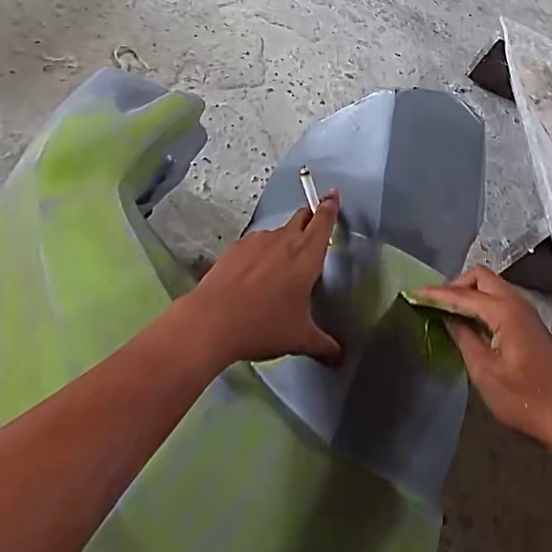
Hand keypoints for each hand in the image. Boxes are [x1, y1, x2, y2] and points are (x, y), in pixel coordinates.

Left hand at [176, 193, 342, 366]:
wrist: (213, 319)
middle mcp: (283, 240)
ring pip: (277, 233)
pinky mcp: (234, 249)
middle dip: (309, 218)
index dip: (330, 206)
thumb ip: (324, 345)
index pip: (323, 221)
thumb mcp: (300, 339)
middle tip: (314, 224)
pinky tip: (255, 275)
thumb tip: (339, 357)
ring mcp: (256, 242)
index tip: (332, 194)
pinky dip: (260, 254)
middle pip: (301, 218)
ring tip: (282, 264)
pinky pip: (255, 245)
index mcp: (306, 255)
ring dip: (284, 241)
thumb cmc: (264, 325)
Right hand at [410, 266, 551, 446]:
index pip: (462, 294)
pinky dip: (481, 303)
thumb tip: (448, 317)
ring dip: (469, 293)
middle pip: (480, 277)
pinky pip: (500, 300)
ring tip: (448, 311)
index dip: (436, 294)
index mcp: (505, 312)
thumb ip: (463, 338)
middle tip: (435, 303)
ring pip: (492, 287)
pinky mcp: (530, 326)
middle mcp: (517, 304)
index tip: (413, 294)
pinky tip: (471, 322)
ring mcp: (527, 314)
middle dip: (455, 285)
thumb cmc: (525, 399)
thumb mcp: (485, 372)